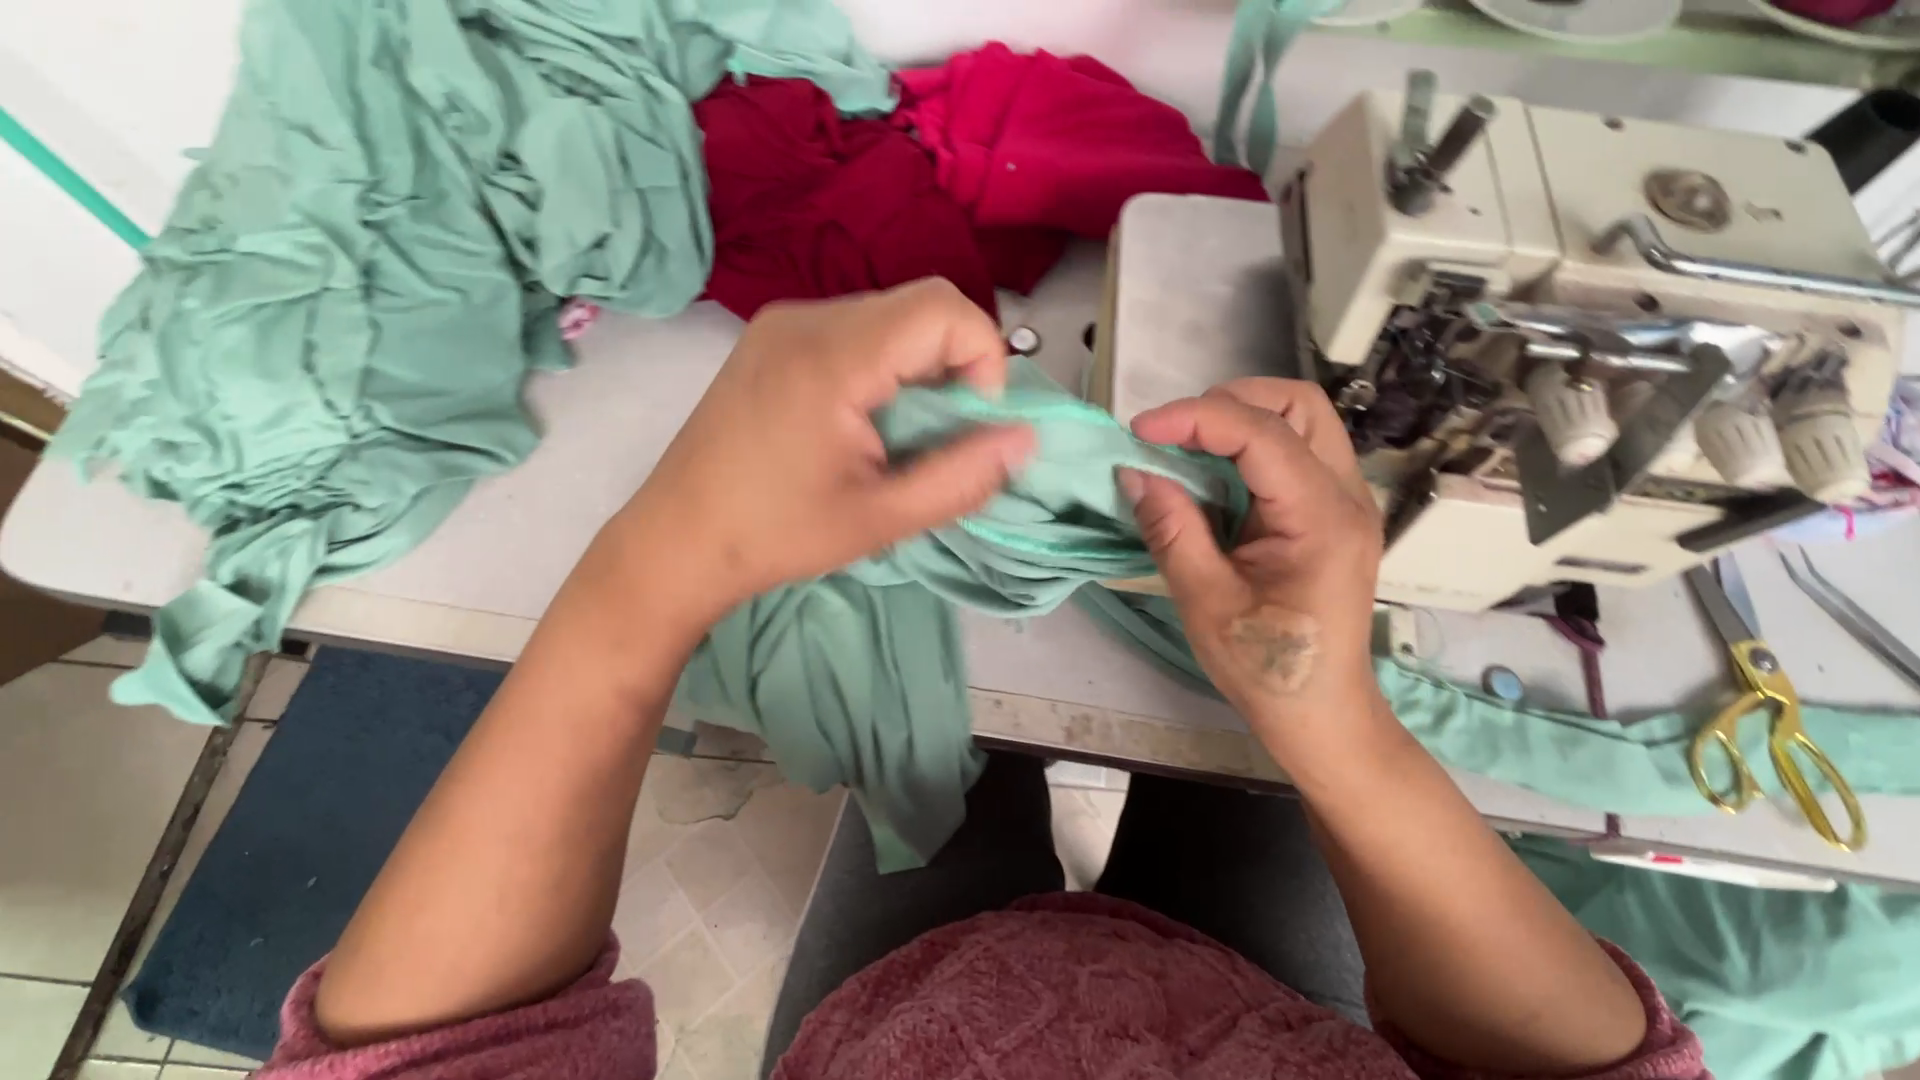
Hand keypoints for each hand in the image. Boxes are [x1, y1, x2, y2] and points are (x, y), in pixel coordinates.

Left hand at [610, 279, 1035, 625]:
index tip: (970, 421)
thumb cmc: (779, 535)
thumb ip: (963, 476)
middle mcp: (805, 318)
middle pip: (918, 306)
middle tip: (937, 434)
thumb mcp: (883, 518)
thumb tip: (1026, 437)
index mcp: (833, 356)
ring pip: (887, 316)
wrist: (676, 540)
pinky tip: (861, 420)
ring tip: (896, 434)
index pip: (943, 307)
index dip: (983, 356)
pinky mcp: (769, 338)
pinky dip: (882, 364)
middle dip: (953, 364)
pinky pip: (852, 328)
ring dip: (917, 366)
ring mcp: (781, 322)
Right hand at [1120, 379, 1383, 752]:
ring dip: (1242, 418)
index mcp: (1321, 518)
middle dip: (1229, 402)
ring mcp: (1346, 500)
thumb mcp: (1205, 602)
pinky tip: (1213, 473)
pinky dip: (1250, 444)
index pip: (1261, 434)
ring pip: (1302, 420)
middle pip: (1298, 405)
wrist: (1320, 712)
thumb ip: (1172, 529)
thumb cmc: (1266, 667)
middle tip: (1173, 433)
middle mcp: (1346, 495)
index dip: (1195, 417)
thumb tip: (1135, 471)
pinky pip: (1296, 450)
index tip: (1139, 430)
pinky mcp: (1333, 511)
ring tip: (1188, 446)